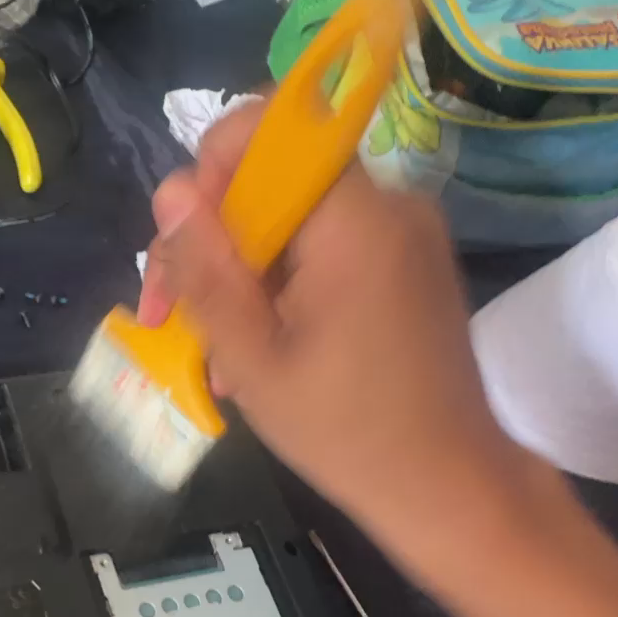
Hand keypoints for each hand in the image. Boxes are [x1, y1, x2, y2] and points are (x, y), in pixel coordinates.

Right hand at [138, 100, 547, 566]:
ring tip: (210, 343)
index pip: (266, 131)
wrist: (447, 485)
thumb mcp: (251, 358)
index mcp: (353, 222)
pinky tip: (254, 339)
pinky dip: (275, 280)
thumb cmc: (343, 432)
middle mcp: (387, 205)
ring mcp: (400, 232)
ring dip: (235, 268)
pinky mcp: (402, 260)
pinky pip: (319, 243)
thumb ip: (206, 269)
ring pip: (286, 215)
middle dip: (208, 237)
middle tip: (169, 315)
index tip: (186, 249)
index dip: (209, 175)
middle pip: (269, 178)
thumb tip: (170, 192)